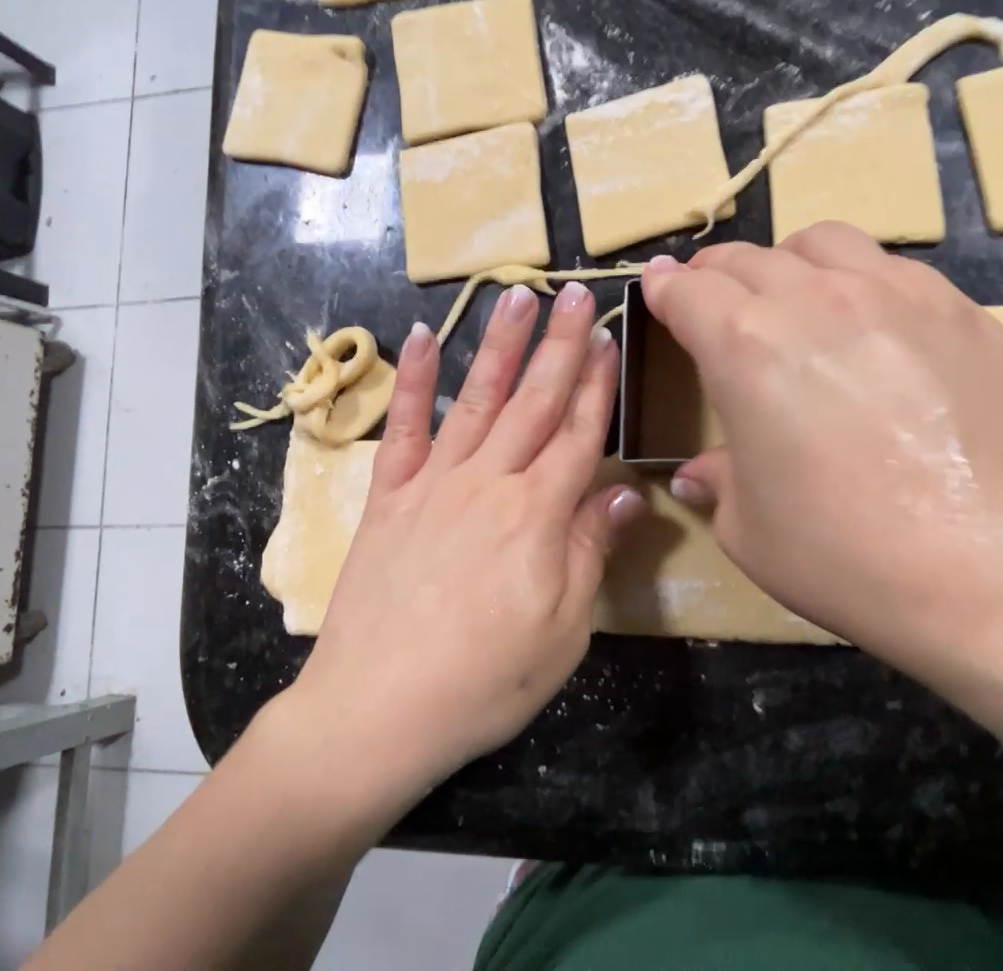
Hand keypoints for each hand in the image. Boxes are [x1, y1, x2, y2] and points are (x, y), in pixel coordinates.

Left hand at [289, 282, 644, 791]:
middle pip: (533, 402)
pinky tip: (421, 338)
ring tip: (515, 294)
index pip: (579, 434)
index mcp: (538, 515)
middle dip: (560, 345)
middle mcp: (488, 484)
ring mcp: (433, 485)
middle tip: (576, 292)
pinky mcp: (387, 500)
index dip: (599, 384)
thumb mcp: (563, 630)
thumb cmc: (484, 681)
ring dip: (498, 345)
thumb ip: (590, 552)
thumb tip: (625, 494)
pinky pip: (402, 429)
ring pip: (475, 400)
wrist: (376, 710)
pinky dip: (412, 381)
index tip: (610, 336)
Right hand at [641, 222, 1002, 685]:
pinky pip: (890, 268)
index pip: (688, 291)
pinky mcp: (959, 308)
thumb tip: (701, 472)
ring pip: (822, 244)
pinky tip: (871, 328)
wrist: (1000, 568)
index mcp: (746, 347)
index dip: (665, 292)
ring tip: (791, 301)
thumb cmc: (850, 557)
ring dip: (787, 264)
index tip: (658, 295)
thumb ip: (720, 483)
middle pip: (748, 259)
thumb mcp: (751, 533)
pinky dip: (857, 281)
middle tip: (711, 304)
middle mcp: (816, 300)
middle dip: (716, 277)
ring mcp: (896, 294)